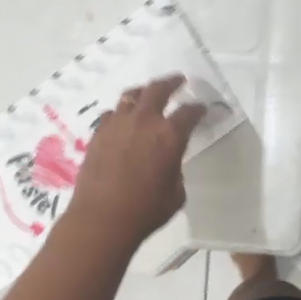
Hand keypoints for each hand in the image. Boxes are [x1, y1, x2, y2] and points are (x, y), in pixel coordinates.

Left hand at [67, 75, 205, 246]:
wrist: (103, 218)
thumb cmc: (146, 211)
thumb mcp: (175, 194)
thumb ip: (175, 170)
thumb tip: (167, 162)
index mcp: (170, 135)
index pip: (189, 112)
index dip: (198, 109)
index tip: (202, 109)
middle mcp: (144, 121)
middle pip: (158, 89)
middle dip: (171, 83)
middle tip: (178, 80)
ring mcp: (118, 124)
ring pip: (131, 96)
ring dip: (143, 92)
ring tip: (148, 94)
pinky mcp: (98, 134)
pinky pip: (112, 113)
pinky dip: (122, 112)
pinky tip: (123, 119)